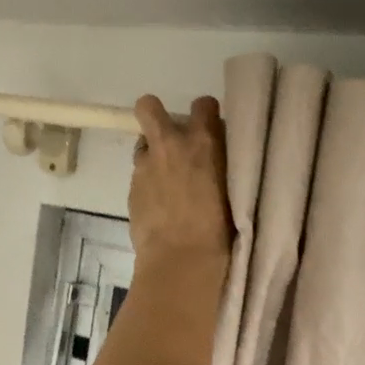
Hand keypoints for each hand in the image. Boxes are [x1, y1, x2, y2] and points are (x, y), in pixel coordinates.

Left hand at [130, 95, 232, 268]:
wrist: (181, 260)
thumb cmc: (220, 229)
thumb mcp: (233, 186)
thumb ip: (220, 161)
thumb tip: (216, 152)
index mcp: (202, 142)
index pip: (203, 104)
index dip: (204, 113)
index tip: (208, 127)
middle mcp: (169, 145)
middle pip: (149, 107)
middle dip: (154, 113)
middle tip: (168, 136)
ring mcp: (145, 167)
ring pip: (142, 145)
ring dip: (152, 156)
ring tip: (165, 180)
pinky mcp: (131, 190)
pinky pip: (139, 177)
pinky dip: (148, 185)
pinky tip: (159, 207)